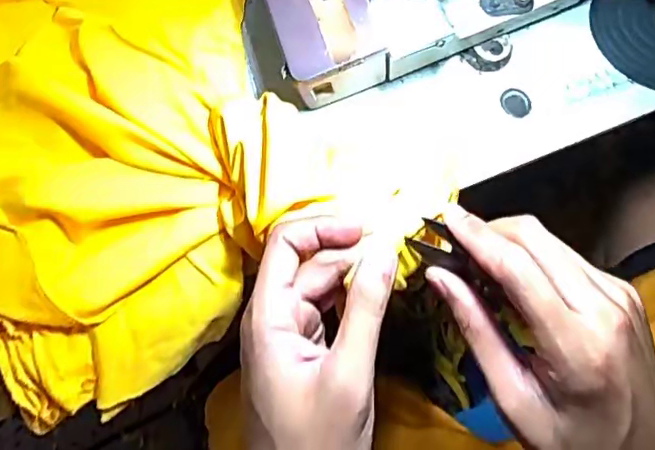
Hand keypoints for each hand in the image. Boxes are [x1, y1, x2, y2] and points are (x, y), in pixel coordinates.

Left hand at [242, 215, 397, 449]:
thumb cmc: (316, 445)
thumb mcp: (349, 373)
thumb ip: (366, 306)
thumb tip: (385, 247)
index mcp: (267, 316)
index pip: (285, 242)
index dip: (323, 226)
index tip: (364, 228)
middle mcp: (270, 316)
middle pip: (304, 259)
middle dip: (344, 247)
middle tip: (386, 247)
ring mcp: (284, 331)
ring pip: (316, 280)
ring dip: (350, 269)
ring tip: (385, 267)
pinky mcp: (300, 346)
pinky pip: (323, 303)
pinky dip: (347, 292)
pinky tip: (371, 292)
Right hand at [427, 207, 654, 449]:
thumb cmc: (582, 443)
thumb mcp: (518, 404)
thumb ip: (478, 334)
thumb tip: (442, 278)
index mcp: (579, 346)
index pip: (518, 267)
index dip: (478, 237)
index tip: (449, 220)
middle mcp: (604, 308)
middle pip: (534, 237)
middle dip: (490, 230)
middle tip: (459, 243)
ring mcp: (618, 293)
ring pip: (550, 238)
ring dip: (511, 240)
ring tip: (485, 263)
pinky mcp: (622, 286)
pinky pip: (567, 252)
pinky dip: (537, 255)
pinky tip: (522, 279)